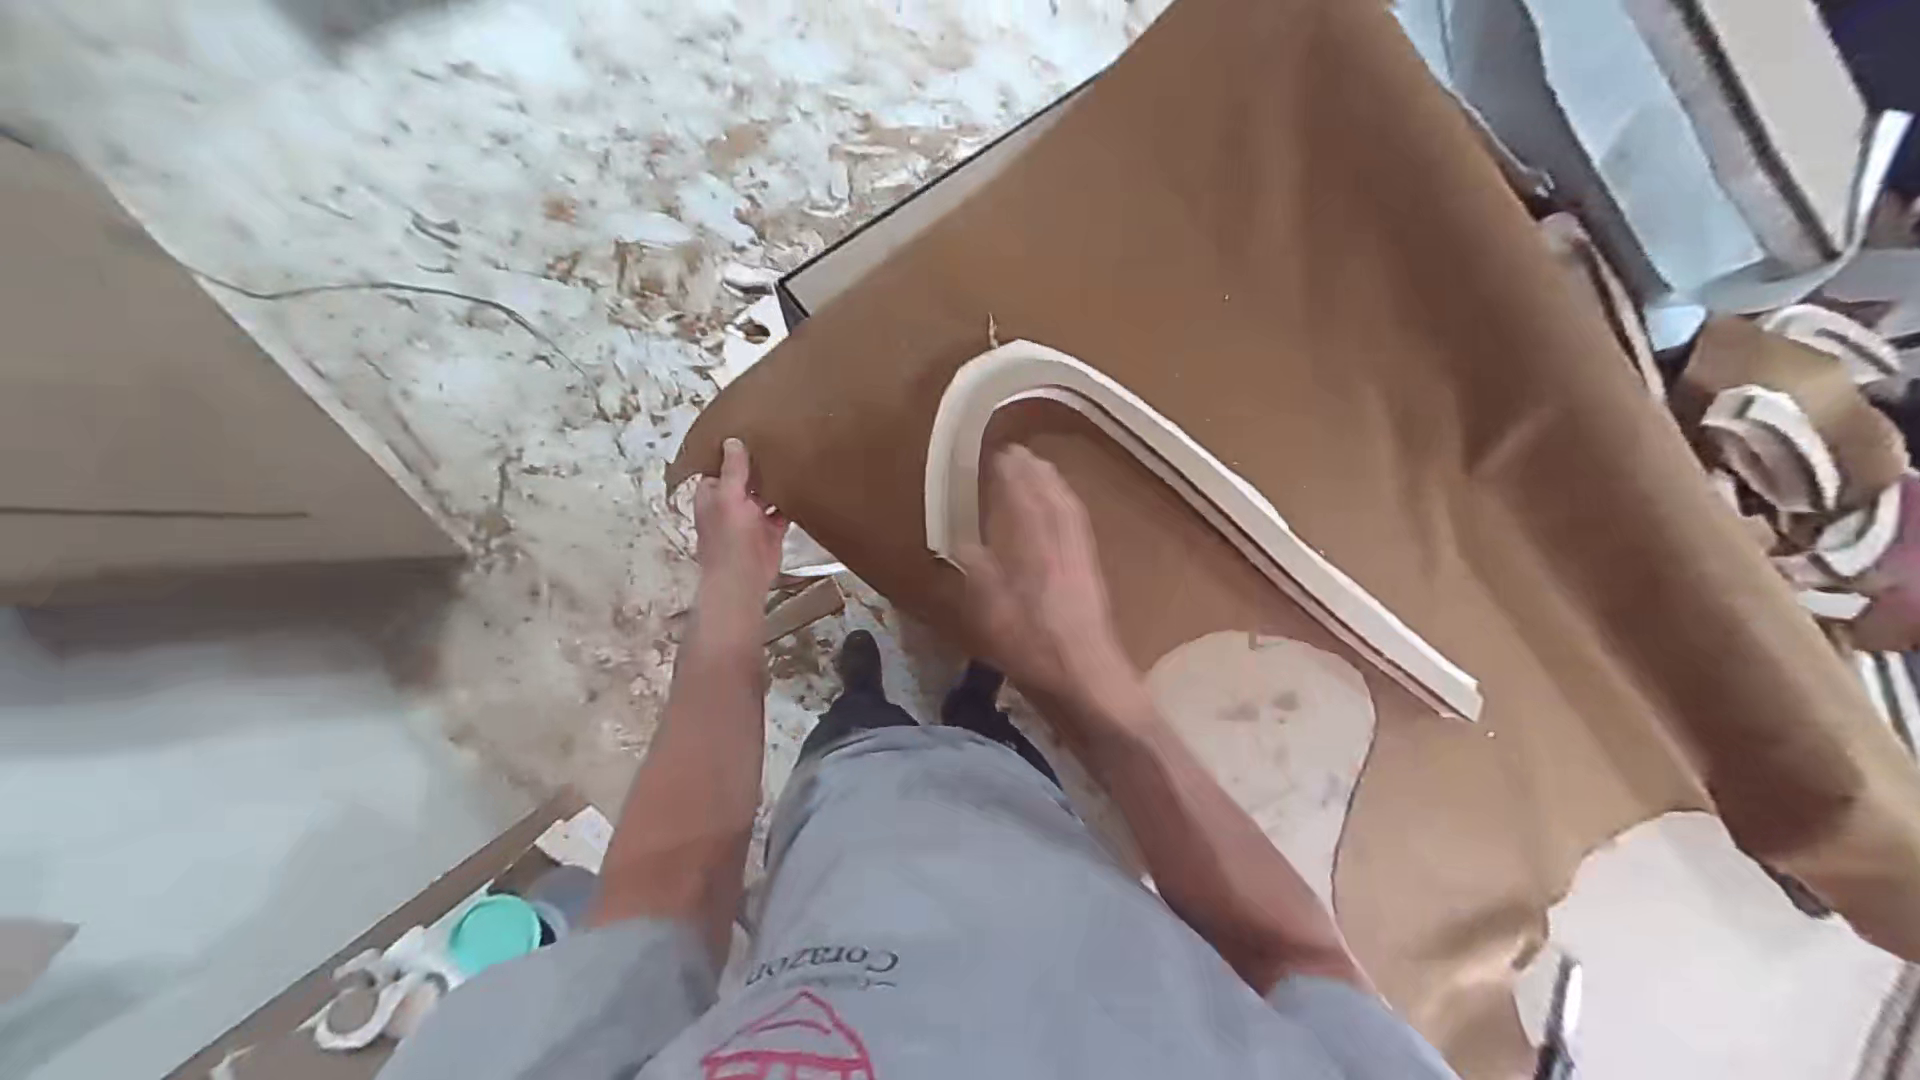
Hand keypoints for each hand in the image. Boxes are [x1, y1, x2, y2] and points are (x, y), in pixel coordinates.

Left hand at [694, 438, 788, 607]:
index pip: (721, 465)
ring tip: (793, 458)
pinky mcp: (770, 528)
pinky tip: (802, 486)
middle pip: (746, 477)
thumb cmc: (728, 539)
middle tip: (778, 439)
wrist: (742, 579)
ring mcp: (751, 516)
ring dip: (776, 482)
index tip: (750, 430)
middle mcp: (731, 502)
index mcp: (713, 493)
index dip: (733, 450)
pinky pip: (781, 510)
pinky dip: (790, 501)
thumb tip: (732, 441)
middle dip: (758, 464)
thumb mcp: (728, 497)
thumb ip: (733, 470)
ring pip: (765, 493)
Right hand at [958, 446, 1137, 712]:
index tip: (997, 451)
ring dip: (1053, 483)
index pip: (1024, 494)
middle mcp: (1062, 542)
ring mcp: (1081, 555)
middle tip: (1018, 452)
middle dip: (1033, 469)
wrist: (1086, 677)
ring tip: (1039, 468)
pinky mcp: (1091, 571)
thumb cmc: (1033, 646)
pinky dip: (1067, 507)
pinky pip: (1078, 524)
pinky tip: (1061, 512)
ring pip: (1068, 507)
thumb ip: (977, 573)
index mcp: (1035, 546)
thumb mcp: (990, 612)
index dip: (1011, 471)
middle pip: (1050, 493)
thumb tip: (963, 544)